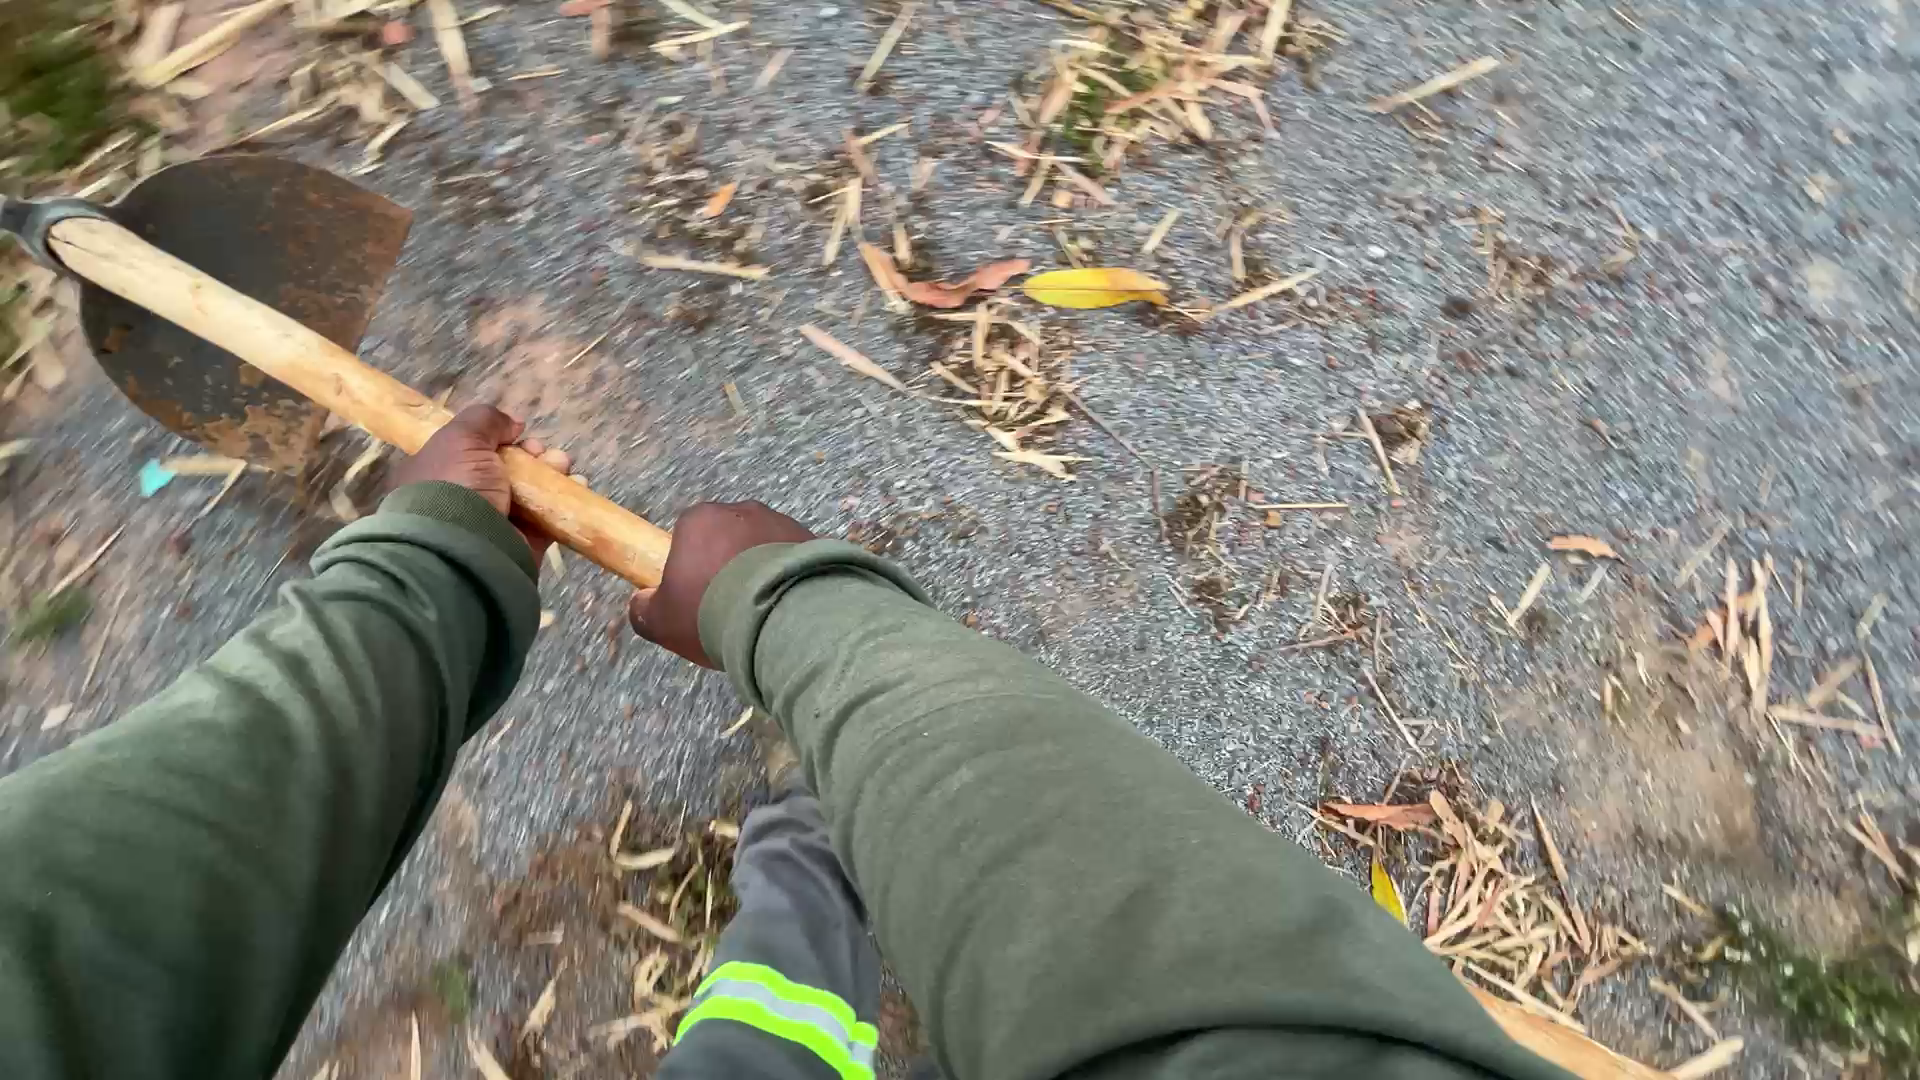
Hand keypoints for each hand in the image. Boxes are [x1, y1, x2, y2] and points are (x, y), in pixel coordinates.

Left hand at [389, 403, 573, 562]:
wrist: (463, 542)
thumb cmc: (455, 485)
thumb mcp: (461, 438)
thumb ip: (485, 420)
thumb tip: (513, 424)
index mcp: (441, 473)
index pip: (476, 451)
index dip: (502, 440)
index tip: (518, 436)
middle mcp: (467, 497)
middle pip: (508, 470)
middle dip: (532, 456)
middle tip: (542, 453)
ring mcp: (496, 520)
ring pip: (531, 492)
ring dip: (552, 473)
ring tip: (563, 466)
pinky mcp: (523, 541)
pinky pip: (549, 518)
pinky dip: (565, 501)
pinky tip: (576, 485)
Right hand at [628, 501, 813, 667]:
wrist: (780, 618)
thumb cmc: (712, 613)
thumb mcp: (662, 621)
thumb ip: (645, 609)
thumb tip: (642, 603)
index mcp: (701, 520)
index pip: (690, 535)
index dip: (693, 566)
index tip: (700, 595)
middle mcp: (744, 510)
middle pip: (731, 537)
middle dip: (732, 564)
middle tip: (734, 604)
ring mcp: (783, 522)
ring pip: (766, 546)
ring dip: (764, 569)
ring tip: (765, 607)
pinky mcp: (814, 539)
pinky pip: (797, 558)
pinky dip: (793, 575)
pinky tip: (791, 602)